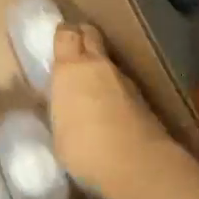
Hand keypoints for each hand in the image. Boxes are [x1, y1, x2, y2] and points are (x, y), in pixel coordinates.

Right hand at [48, 24, 175, 187]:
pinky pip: (122, 84)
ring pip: (108, 62)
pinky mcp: (142, 97)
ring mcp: (124, 79)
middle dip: (83, 37)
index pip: (66, 34)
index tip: (56, 42)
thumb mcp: (58, 131)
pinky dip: (114, 89)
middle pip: (91, 35)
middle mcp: (98, 66)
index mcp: (71, 69)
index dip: (62, 35)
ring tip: (91, 89)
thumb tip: (60, 102)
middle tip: (73, 53)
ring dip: (100, 68)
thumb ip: (59, 108)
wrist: (137, 164)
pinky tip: (110, 110)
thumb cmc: (84, 148)